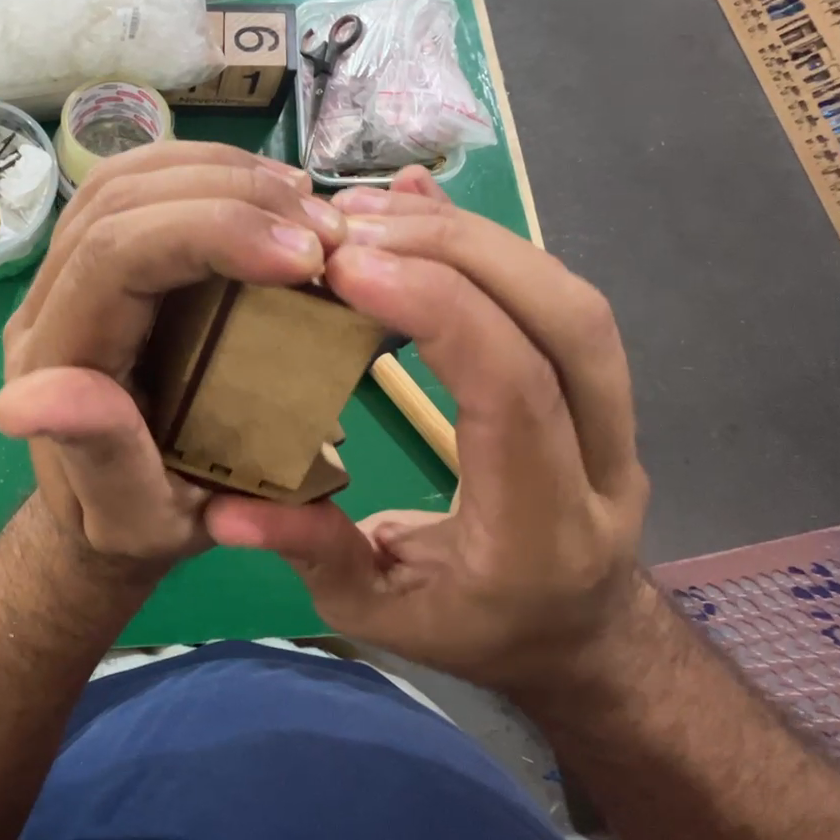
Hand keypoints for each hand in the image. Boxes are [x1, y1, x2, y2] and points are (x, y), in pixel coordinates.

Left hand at [0, 142, 347, 563]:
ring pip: (126, 178)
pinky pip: (138, 189)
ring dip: (220, 172)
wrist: (108, 509)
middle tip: (325, 228)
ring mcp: (63, 275)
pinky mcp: (91, 264)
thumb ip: (96, 457)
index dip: (210, 232)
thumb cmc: (132, 522)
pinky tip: (265, 194)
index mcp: (54, 358)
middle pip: (121, 199)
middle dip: (231, 194)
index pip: (115, 253)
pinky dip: (205, 175)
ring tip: (303, 201)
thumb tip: (30, 400)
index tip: (308, 254)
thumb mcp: (129, 513)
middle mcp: (45, 301)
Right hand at [205, 167, 650, 692]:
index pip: (512, 393)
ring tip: (367, 212)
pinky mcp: (596, 383)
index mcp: (541, 527)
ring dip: (469, 237)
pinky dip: (484, 239)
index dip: (437, 312)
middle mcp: (600, 462)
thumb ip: (313, 554)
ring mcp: (615, 417)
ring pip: (570, 297)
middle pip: (565, 321)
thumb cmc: (474, 629)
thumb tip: (223, 512)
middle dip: (456, 251)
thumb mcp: (376, 613)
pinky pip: (554, 294)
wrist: (580, 636)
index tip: (346, 268)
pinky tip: (418, 202)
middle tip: (347, 226)